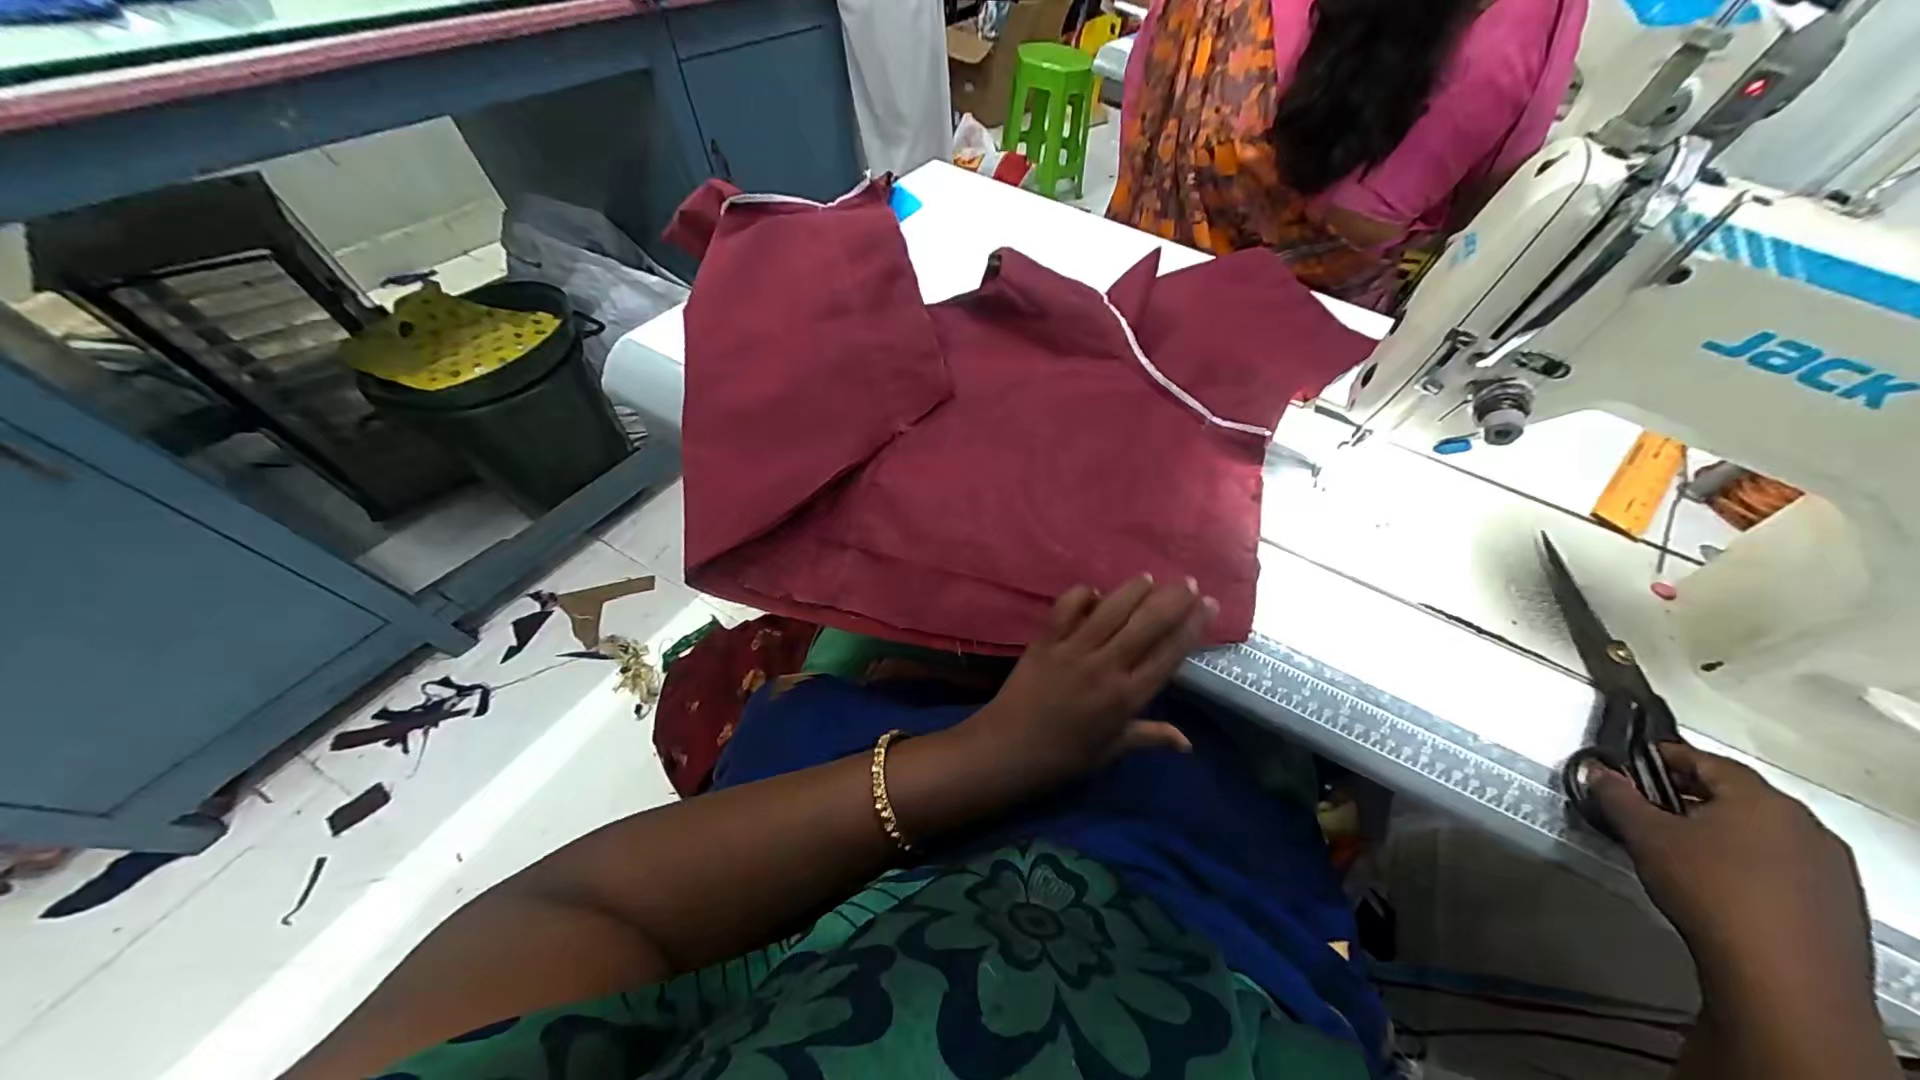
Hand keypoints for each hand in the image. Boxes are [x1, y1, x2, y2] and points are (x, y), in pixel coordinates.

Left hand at [960, 575, 1216, 785]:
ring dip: (1133, 590)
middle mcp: (1105, 667)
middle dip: (1172, 599)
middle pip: (1147, 623)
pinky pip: (1066, 609)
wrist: (1008, 750)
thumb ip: (1150, 737)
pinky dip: (1082, 595)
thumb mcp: (1111, 750)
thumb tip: (1188, 743)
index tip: (1209, 604)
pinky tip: (1094, 592)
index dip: (1193, 626)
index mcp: (1127, 696)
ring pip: (1111, 609)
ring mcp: (1073, 650)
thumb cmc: (1064, 756)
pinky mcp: (1045, 641)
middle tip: (1188, 583)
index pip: (1169, 653)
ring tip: (1149, 578)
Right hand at [1590, 743, 1874, 994]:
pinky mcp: (1838, 901)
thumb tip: (1598, 770)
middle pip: (1736, 795)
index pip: (1706, 759)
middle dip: (1690, 796)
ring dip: (1721, 830)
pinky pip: (1784, 864)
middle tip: (1649, 807)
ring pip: (1762, 831)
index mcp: (1762, 799)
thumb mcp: (1646, 835)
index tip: (1633, 765)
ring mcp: (1830, 866)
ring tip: (1680, 848)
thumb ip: (1617, 796)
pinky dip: (1748, 861)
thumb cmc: (1709, 889)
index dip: (1664, 757)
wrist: (1783, 977)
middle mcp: (1806, 824)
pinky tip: (1721, 882)